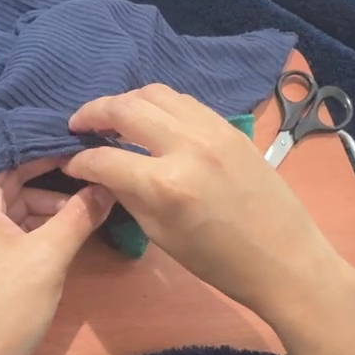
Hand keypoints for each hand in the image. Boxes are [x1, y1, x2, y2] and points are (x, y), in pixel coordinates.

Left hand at [0, 159, 112, 354]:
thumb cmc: (11, 302)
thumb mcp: (51, 254)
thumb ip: (80, 214)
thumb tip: (108, 185)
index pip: (11, 160)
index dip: (47, 152)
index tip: (83, 145)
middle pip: (17, 182)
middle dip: (56, 180)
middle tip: (95, 172)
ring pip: (22, 207)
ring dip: (54, 206)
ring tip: (94, 205)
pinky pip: (21, 230)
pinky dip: (46, 226)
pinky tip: (76, 228)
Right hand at [64, 84, 354, 344]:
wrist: (285, 258)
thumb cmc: (219, 261)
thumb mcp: (161, 235)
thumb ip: (127, 195)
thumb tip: (101, 172)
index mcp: (165, 185)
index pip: (104, 158)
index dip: (79, 160)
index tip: (68, 162)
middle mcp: (186, 146)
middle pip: (126, 108)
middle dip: (93, 112)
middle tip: (78, 124)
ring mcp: (212, 130)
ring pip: (155, 93)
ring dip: (126, 100)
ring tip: (111, 116)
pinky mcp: (229, 126)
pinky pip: (184, 101)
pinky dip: (158, 103)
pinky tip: (149, 118)